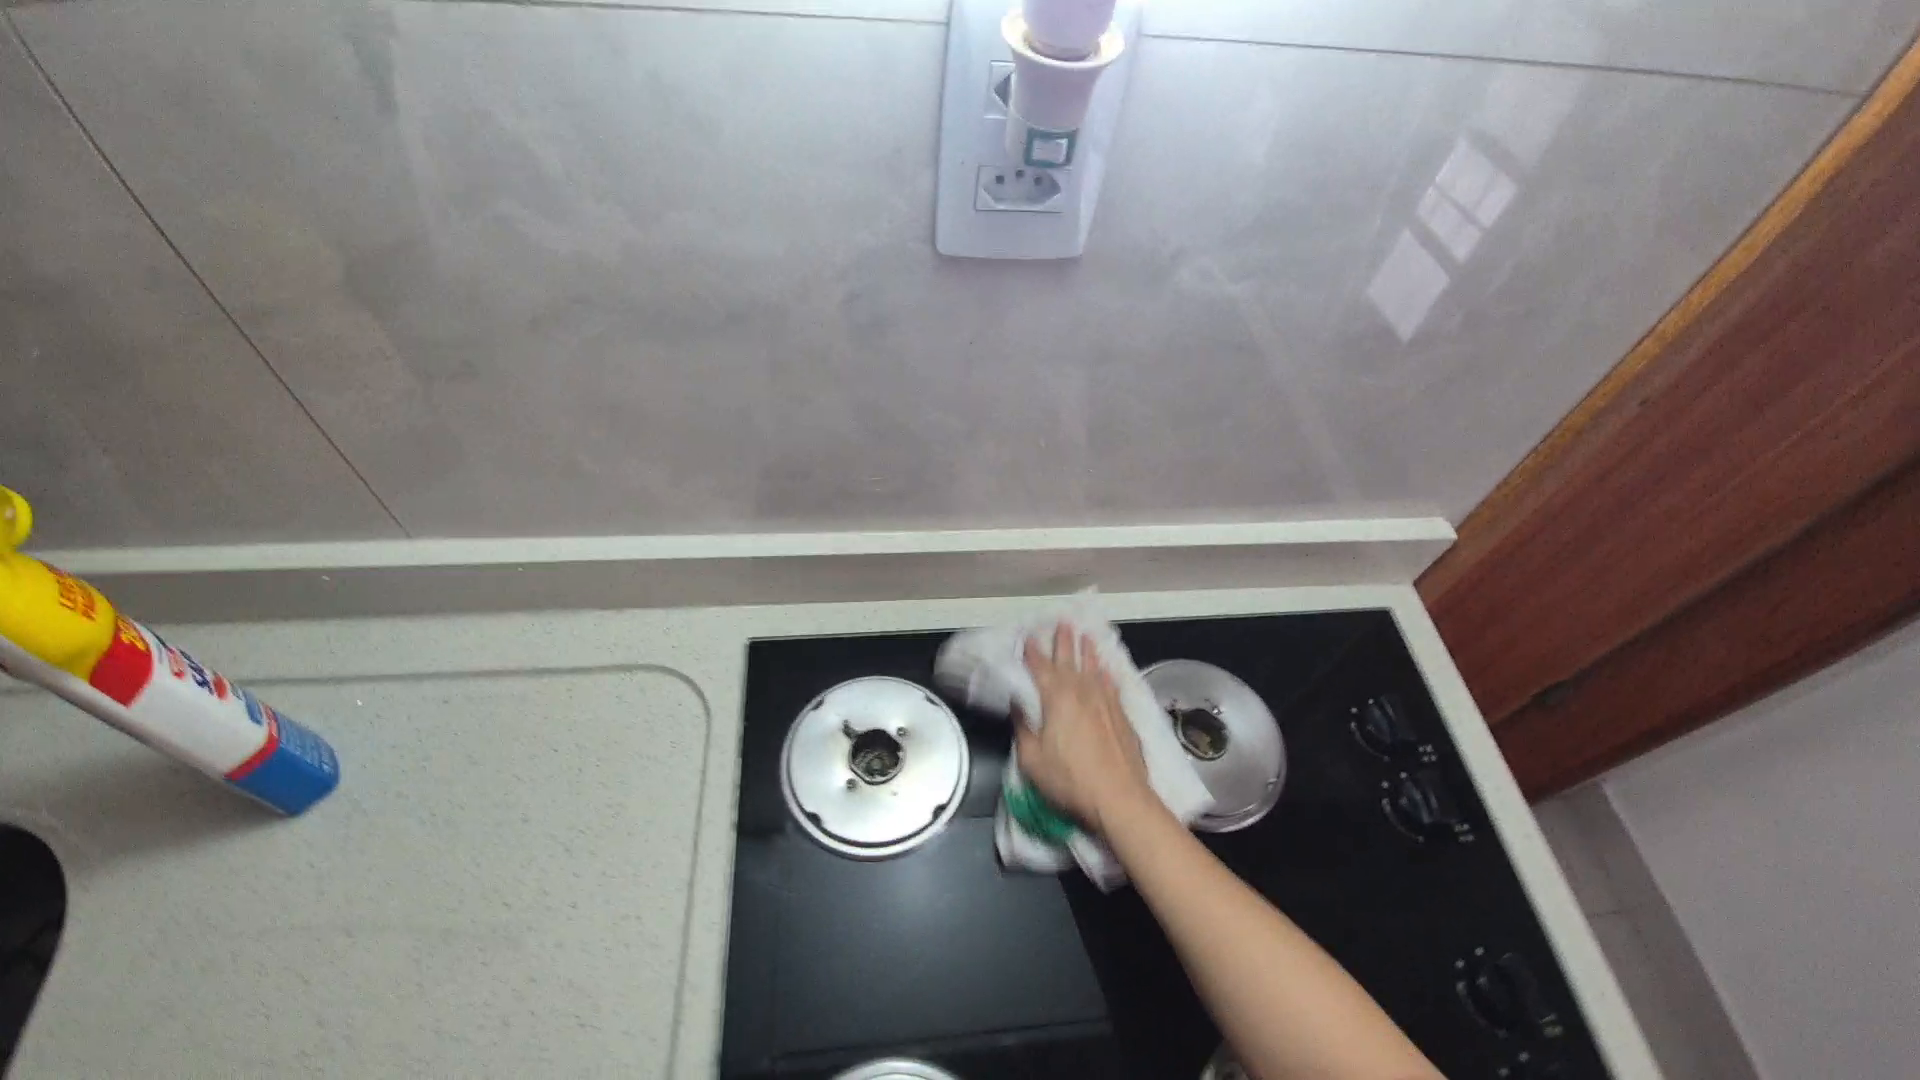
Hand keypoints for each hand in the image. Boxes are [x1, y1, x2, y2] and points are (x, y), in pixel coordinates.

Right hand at [1016, 623, 1154, 836]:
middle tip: (1062, 621)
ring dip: (1088, 650)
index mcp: (1056, 699)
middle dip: (1064, 641)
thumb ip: (1023, 728)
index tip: (1028, 636)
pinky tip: (1107, 670)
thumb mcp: (1032, 759)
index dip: (1033, 651)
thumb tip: (1018, 705)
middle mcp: (1082, 692)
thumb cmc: (1070, 780)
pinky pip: (1113, 685)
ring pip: (1095, 668)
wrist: (1120, 798)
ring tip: (1086, 635)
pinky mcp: (1123, 715)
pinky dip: (1107, 674)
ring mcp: (1106, 702)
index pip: (1040, 668)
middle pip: (1070, 660)